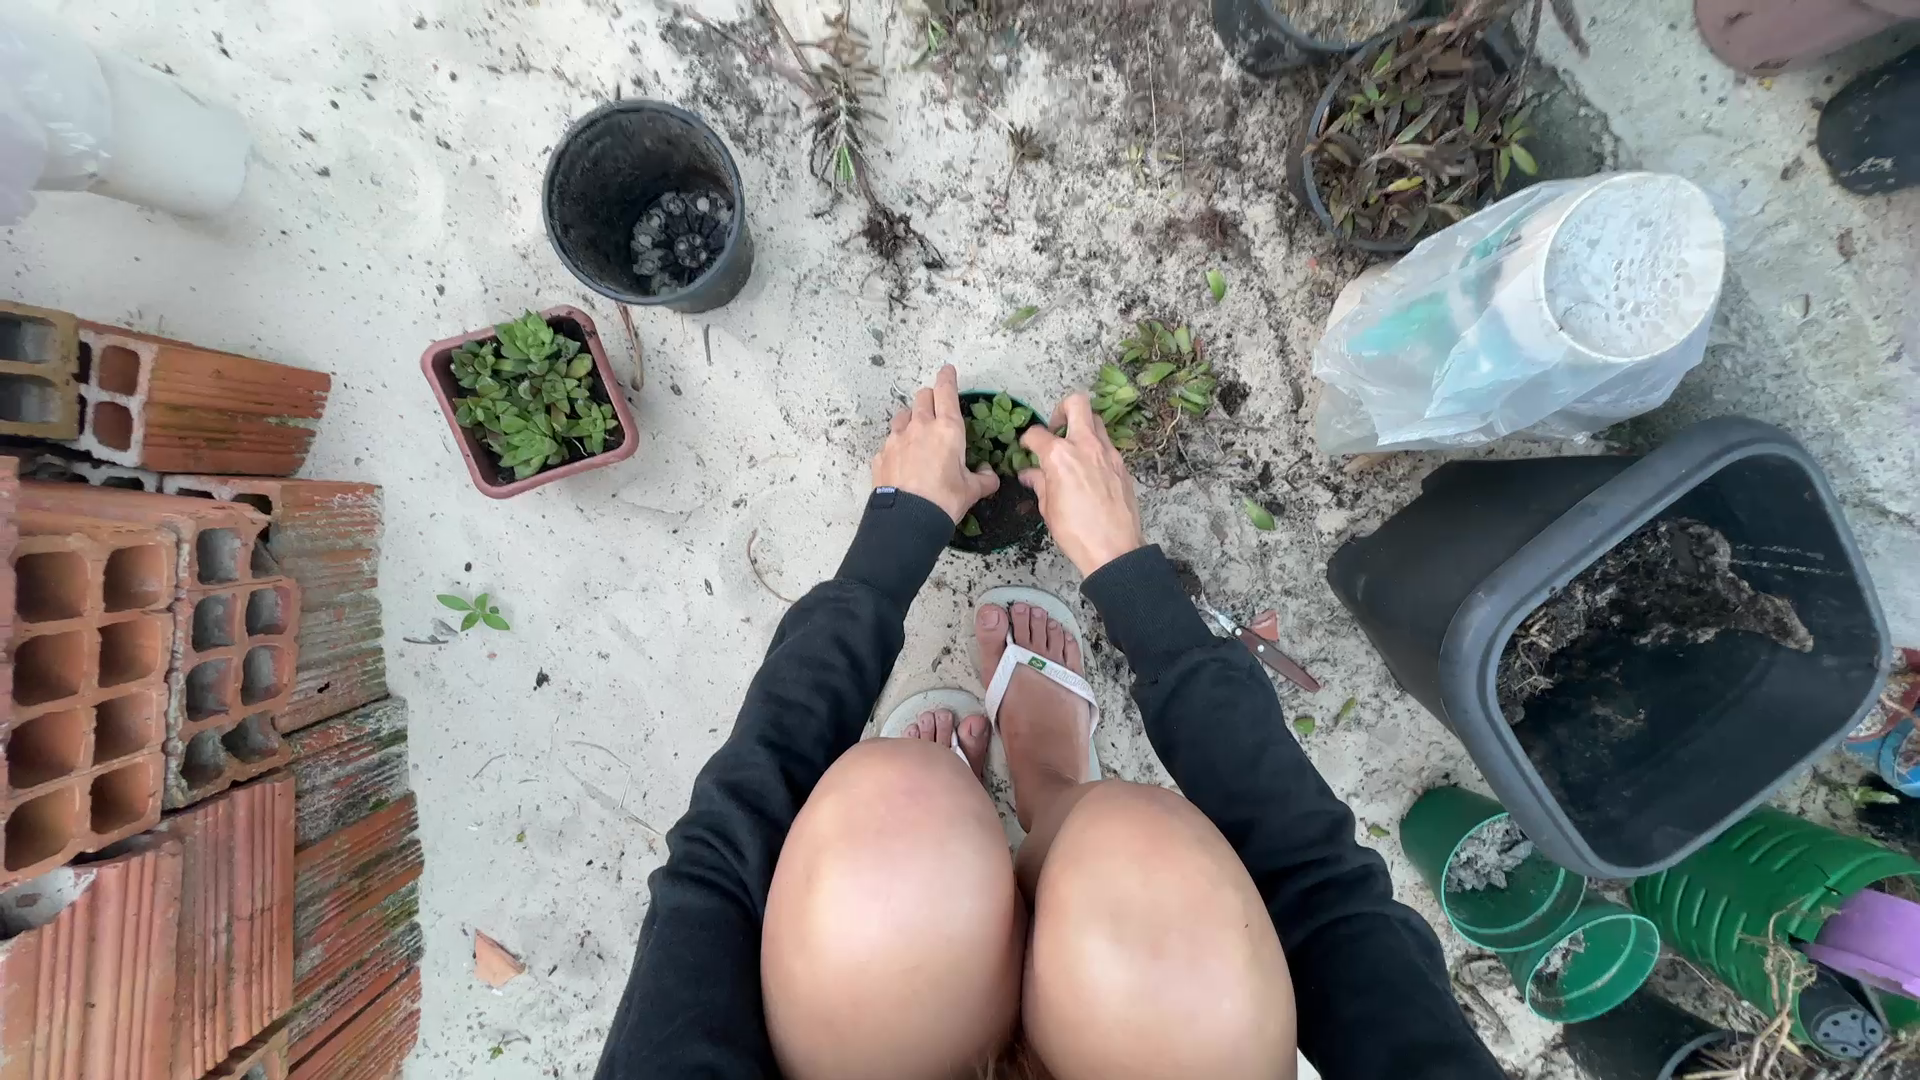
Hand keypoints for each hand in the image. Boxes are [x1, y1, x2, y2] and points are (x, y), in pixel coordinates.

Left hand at [871, 364, 998, 523]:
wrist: (908, 520)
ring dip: (910, 418)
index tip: (948, 370)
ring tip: (916, 432)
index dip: (947, 377)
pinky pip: (888, 443)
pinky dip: (896, 446)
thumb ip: (983, 479)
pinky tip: (902, 461)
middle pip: (921, 397)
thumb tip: (989, 476)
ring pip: (902, 416)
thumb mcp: (972, 491)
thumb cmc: (945, 500)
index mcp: (946, 429)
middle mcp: (919, 427)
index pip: (946, 391)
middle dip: (929, 397)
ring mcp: (895, 440)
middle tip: (936, 407)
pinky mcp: (880, 456)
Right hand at [1017, 394, 1144, 575]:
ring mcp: (1108, 453)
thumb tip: (1030, 474)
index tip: (1026, 447)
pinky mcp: (1122, 465)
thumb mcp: (1048, 507)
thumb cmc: (1075, 531)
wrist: (1113, 549)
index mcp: (1060, 456)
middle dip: (1061, 409)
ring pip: (1096, 421)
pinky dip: (1095, 449)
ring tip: (1073, 448)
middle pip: (1076, 404)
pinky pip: (1107, 445)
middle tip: (1055, 429)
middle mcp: (1085, 446)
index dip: (1027, 440)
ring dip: (1082, 427)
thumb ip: (1039, 483)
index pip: (1037, 434)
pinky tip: (1088, 469)